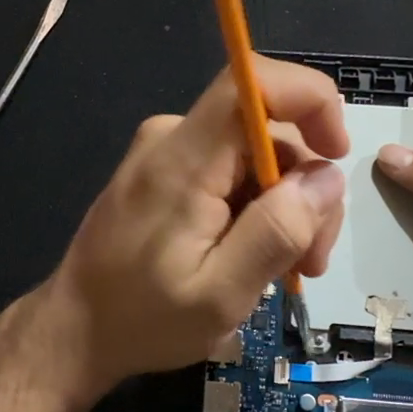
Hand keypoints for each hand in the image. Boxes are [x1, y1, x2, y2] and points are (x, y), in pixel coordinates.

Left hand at [36, 57, 349, 405]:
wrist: (76, 329)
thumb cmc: (143, 319)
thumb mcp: (220, 294)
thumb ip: (276, 232)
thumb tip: (327, 176)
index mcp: (182, 160)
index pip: (253, 82)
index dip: (309, 99)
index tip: (336, 154)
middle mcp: (172, 138)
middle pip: (267, 130)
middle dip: (304, 189)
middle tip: (309, 262)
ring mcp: (166, 154)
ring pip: (256, 156)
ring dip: (283, 208)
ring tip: (283, 272)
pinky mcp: (165, 173)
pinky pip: (231, 171)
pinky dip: (255, 210)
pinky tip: (253, 258)